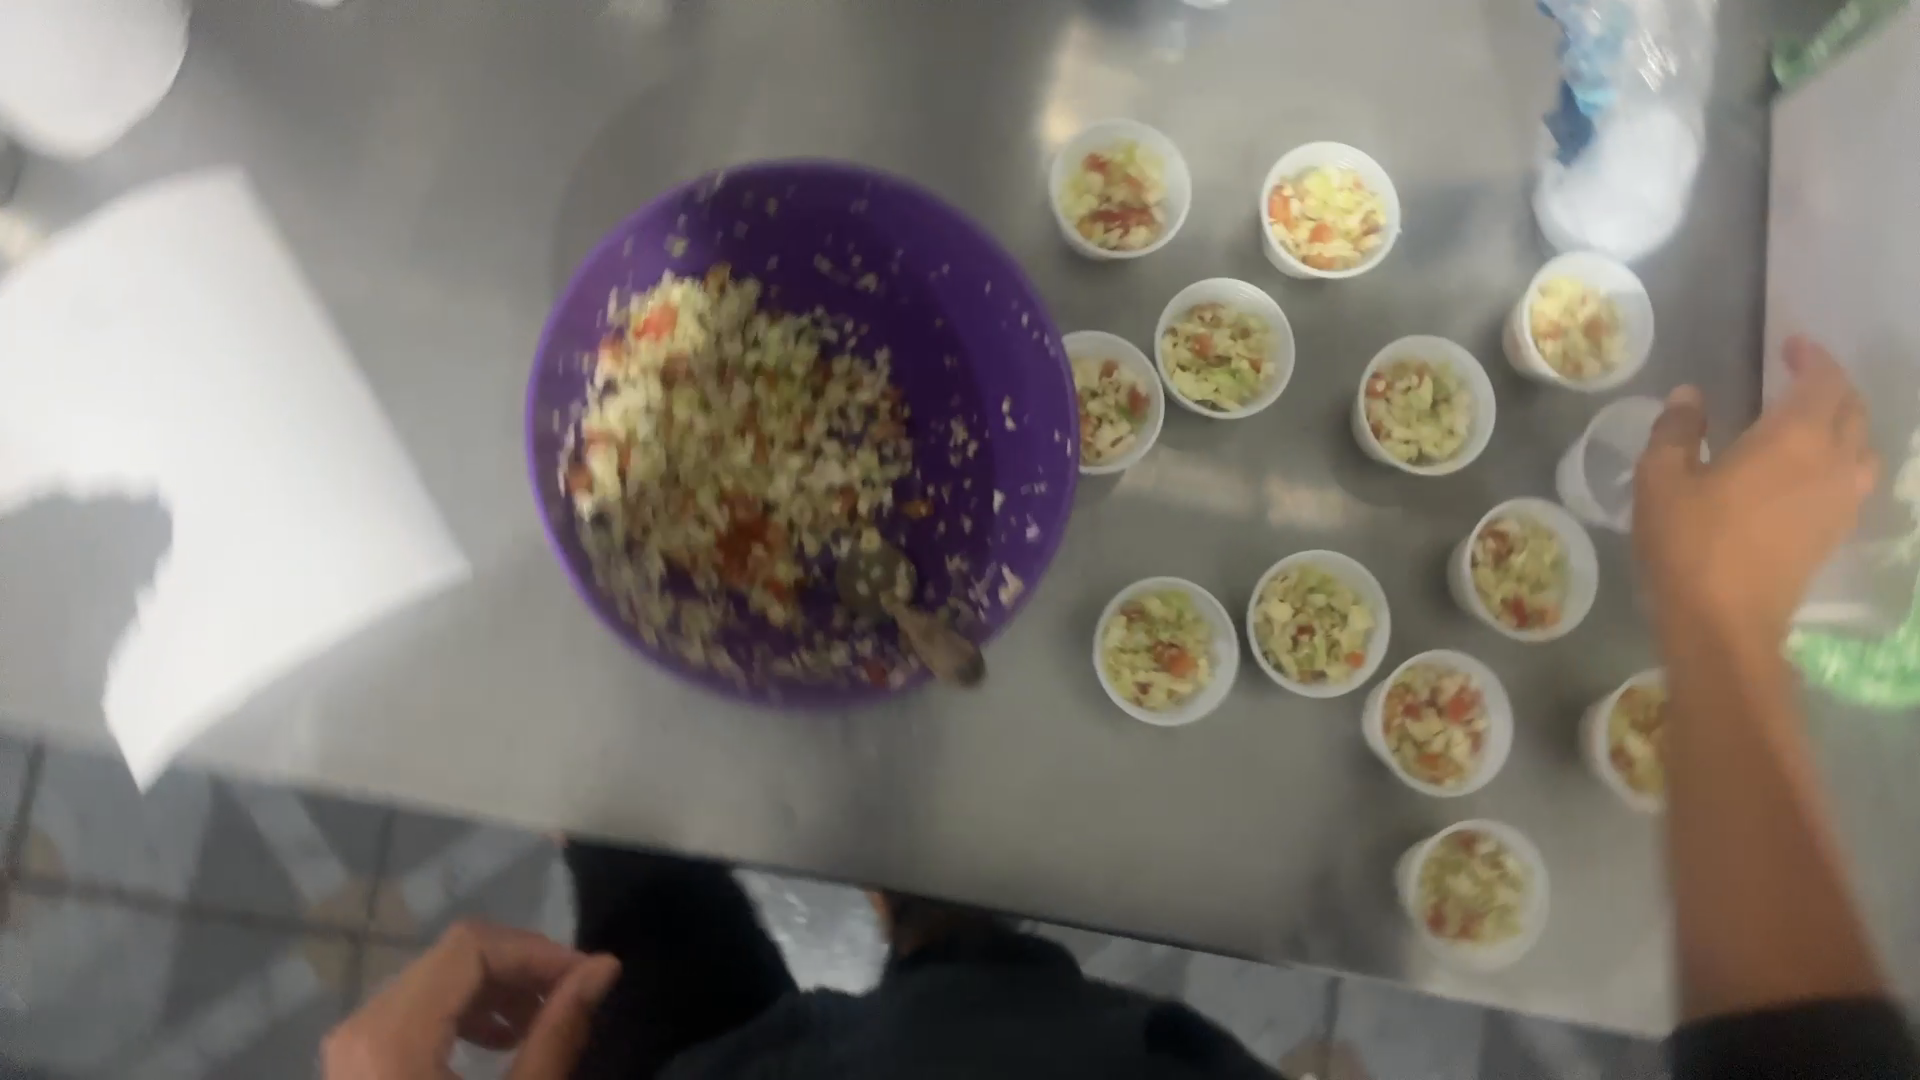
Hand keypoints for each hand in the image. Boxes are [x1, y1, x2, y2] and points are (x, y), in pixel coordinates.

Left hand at [322, 920, 619, 1079]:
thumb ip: (559, 1032)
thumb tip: (605, 965)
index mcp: (391, 1039)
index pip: (471, 949)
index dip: (536, 951)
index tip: (586, 976)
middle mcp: (359, 1033)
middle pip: (453, 957)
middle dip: (522, 965)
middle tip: (572, 992)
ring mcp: (350, 1055)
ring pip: (435, 979)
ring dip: (498, 986)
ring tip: (542, 1015)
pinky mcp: (356, 1074)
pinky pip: (414, 1011)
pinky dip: (465, 1009)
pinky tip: (500, 1039)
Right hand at [1633, 336, 1878, 647]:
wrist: (1722, 614)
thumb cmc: (1686, 540)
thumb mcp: (1659, 479)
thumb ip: (1676, 432)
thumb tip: (1689, 396)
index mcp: (1793, 439)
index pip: (1821, 382)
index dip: (1811, 358)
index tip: (1792, 343)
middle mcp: (1833, 460)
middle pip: (1852, 408)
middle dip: (1829, 385)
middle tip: (1797, 376)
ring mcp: (1842, 496)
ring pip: (1860, 442)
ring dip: (1841, 421)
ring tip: (1808, 420)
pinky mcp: (1836, 526)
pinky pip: (1852, 473)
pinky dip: (1837, 454)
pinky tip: (1807, 467)